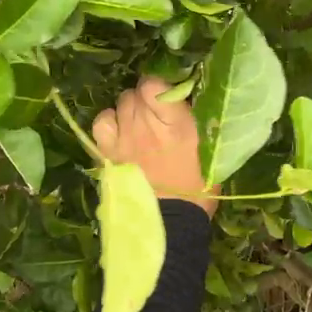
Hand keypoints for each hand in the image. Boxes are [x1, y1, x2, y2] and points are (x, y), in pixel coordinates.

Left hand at [92, 77, 215, 215]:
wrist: (170, 227)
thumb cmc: (198, 188)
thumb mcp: (210, 148)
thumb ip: (196, 119)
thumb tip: (188, 96)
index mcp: (175, 123)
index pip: (153, 83)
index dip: (158, 85)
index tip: (167, 96)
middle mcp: (145, 125)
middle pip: (135, 92)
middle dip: (145, 98)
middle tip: (156, 114)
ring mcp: (124, 139)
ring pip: (120, 104)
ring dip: (129, 109)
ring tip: (138, 123)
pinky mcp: (109, 154)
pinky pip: (102, 123)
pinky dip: (110, 122)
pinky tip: (120, 131)